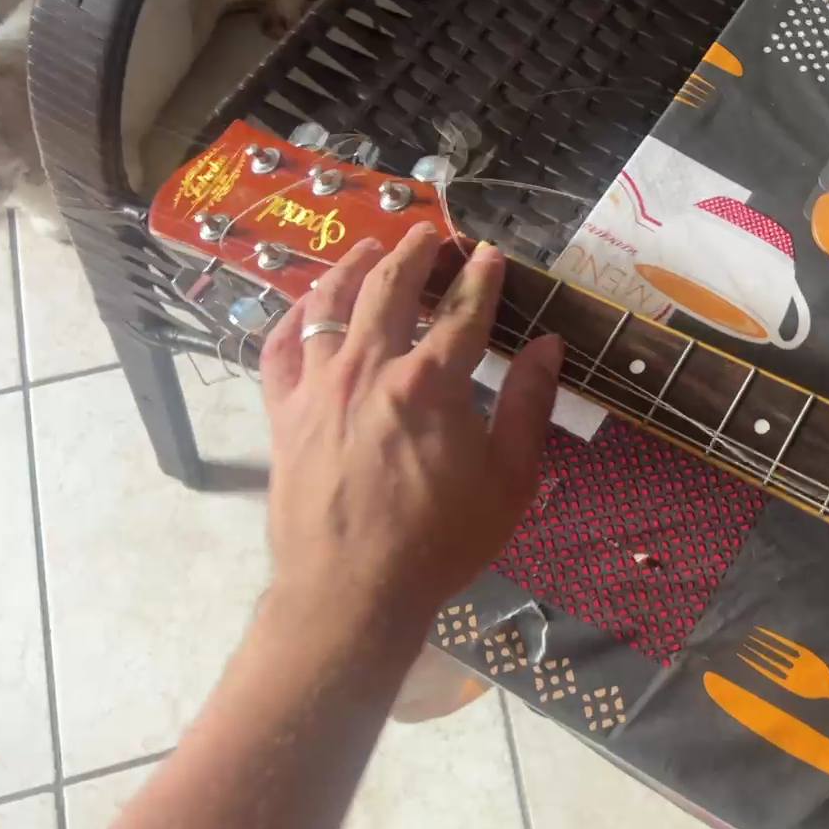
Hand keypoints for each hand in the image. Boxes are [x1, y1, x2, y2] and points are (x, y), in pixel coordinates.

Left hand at [258, 223, 563, 633]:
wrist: (351, 594)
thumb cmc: (444, 536)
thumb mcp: (511, 474)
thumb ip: (529, 401)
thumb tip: (549, 345)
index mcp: (431, 383)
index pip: (463, 311)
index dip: (482, 277)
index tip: (493, 252)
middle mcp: (368, 370)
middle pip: (388, 290)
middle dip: (415, 253)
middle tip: (433, 234)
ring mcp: (316, 389)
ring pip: (328, 306)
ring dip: (354, 268)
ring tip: (373, 247)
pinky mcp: (283, 414)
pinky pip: (279, 348)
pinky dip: (294, 316)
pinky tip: (308, 303)